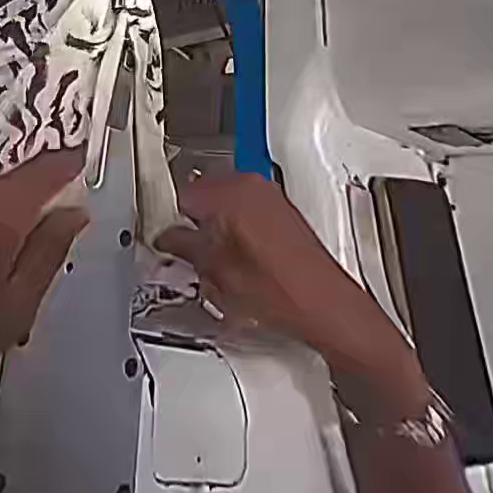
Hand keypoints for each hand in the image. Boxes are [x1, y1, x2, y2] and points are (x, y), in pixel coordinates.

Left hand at [0, 150, 88, 451]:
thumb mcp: (15, 307)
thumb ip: (51, 249)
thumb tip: (73, 213)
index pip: (51, 166)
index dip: (74, 166)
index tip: (87, 167)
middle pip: (20, 174)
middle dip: (37, 200)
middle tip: (42, 243)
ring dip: (7, 208)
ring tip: (1, 262)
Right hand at [156, 170, 421, 405]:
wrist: (329, 308)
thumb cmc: (287, 294)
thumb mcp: (219, 275)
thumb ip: (186, 248)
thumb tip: (169, 239)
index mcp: (230, 194)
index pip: (180, 194)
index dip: (167, 220)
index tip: (163, 237)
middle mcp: (249, 184)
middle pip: (199, 191)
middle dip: (188, 219)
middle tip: (182, 249)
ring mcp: (266, 192)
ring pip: (220, 196)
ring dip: (210, 219)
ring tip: (210, 256)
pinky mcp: (278, 205)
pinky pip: (240, 202)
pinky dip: (230, 220)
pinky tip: (233, 253)